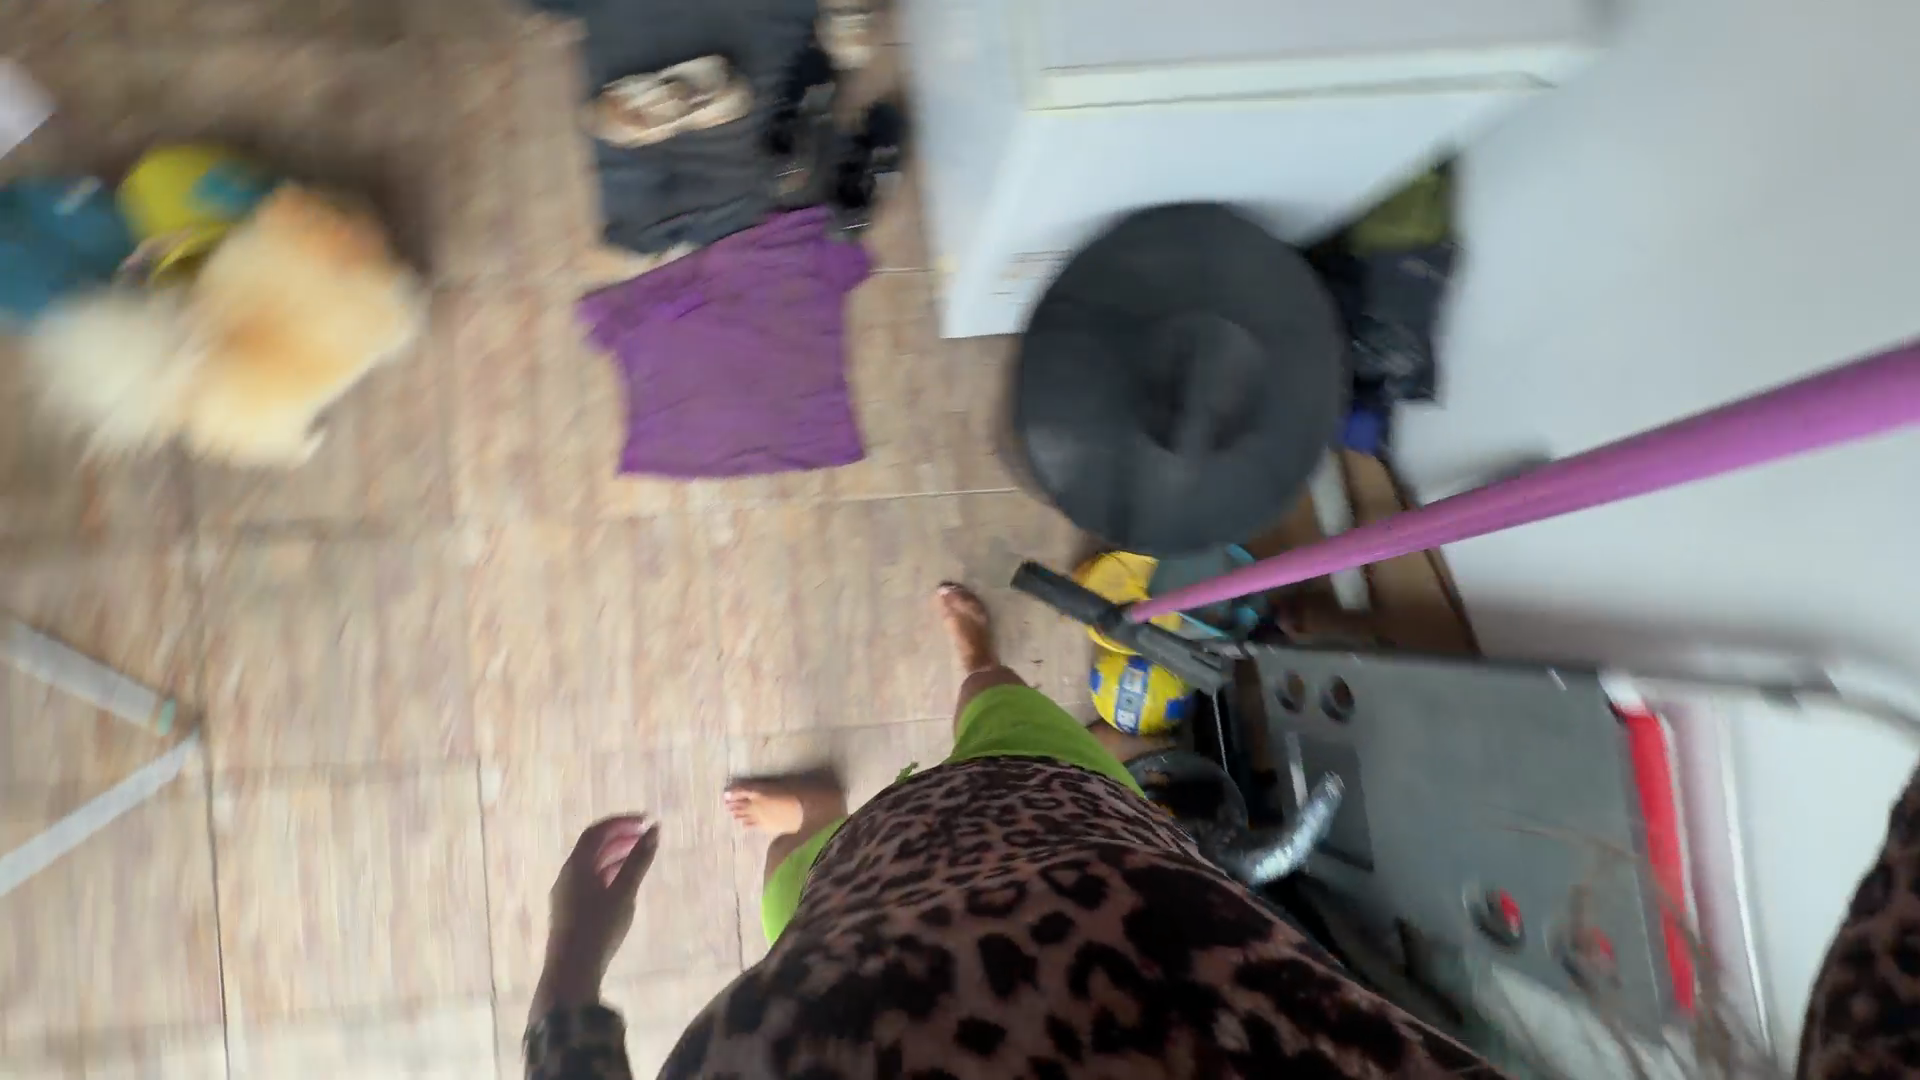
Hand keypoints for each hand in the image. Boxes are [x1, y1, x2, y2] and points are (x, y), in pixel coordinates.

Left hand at [531, 814, 659, 1018]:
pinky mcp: (570, 910)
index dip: (622, 821)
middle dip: (621, 836)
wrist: (571, 972)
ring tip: (640, 855)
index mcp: (576, 866)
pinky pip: (590, 879)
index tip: (646, 821)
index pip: (597, 831)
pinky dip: (609, 871)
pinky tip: (625, 881)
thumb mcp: (624, 891)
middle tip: (646, 836)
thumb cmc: (598, 926)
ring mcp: (566, 893)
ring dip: (616, 853)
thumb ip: (639, 859)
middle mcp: (567, 875)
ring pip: (592, 863)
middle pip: (593, 846)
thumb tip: (655, 829)